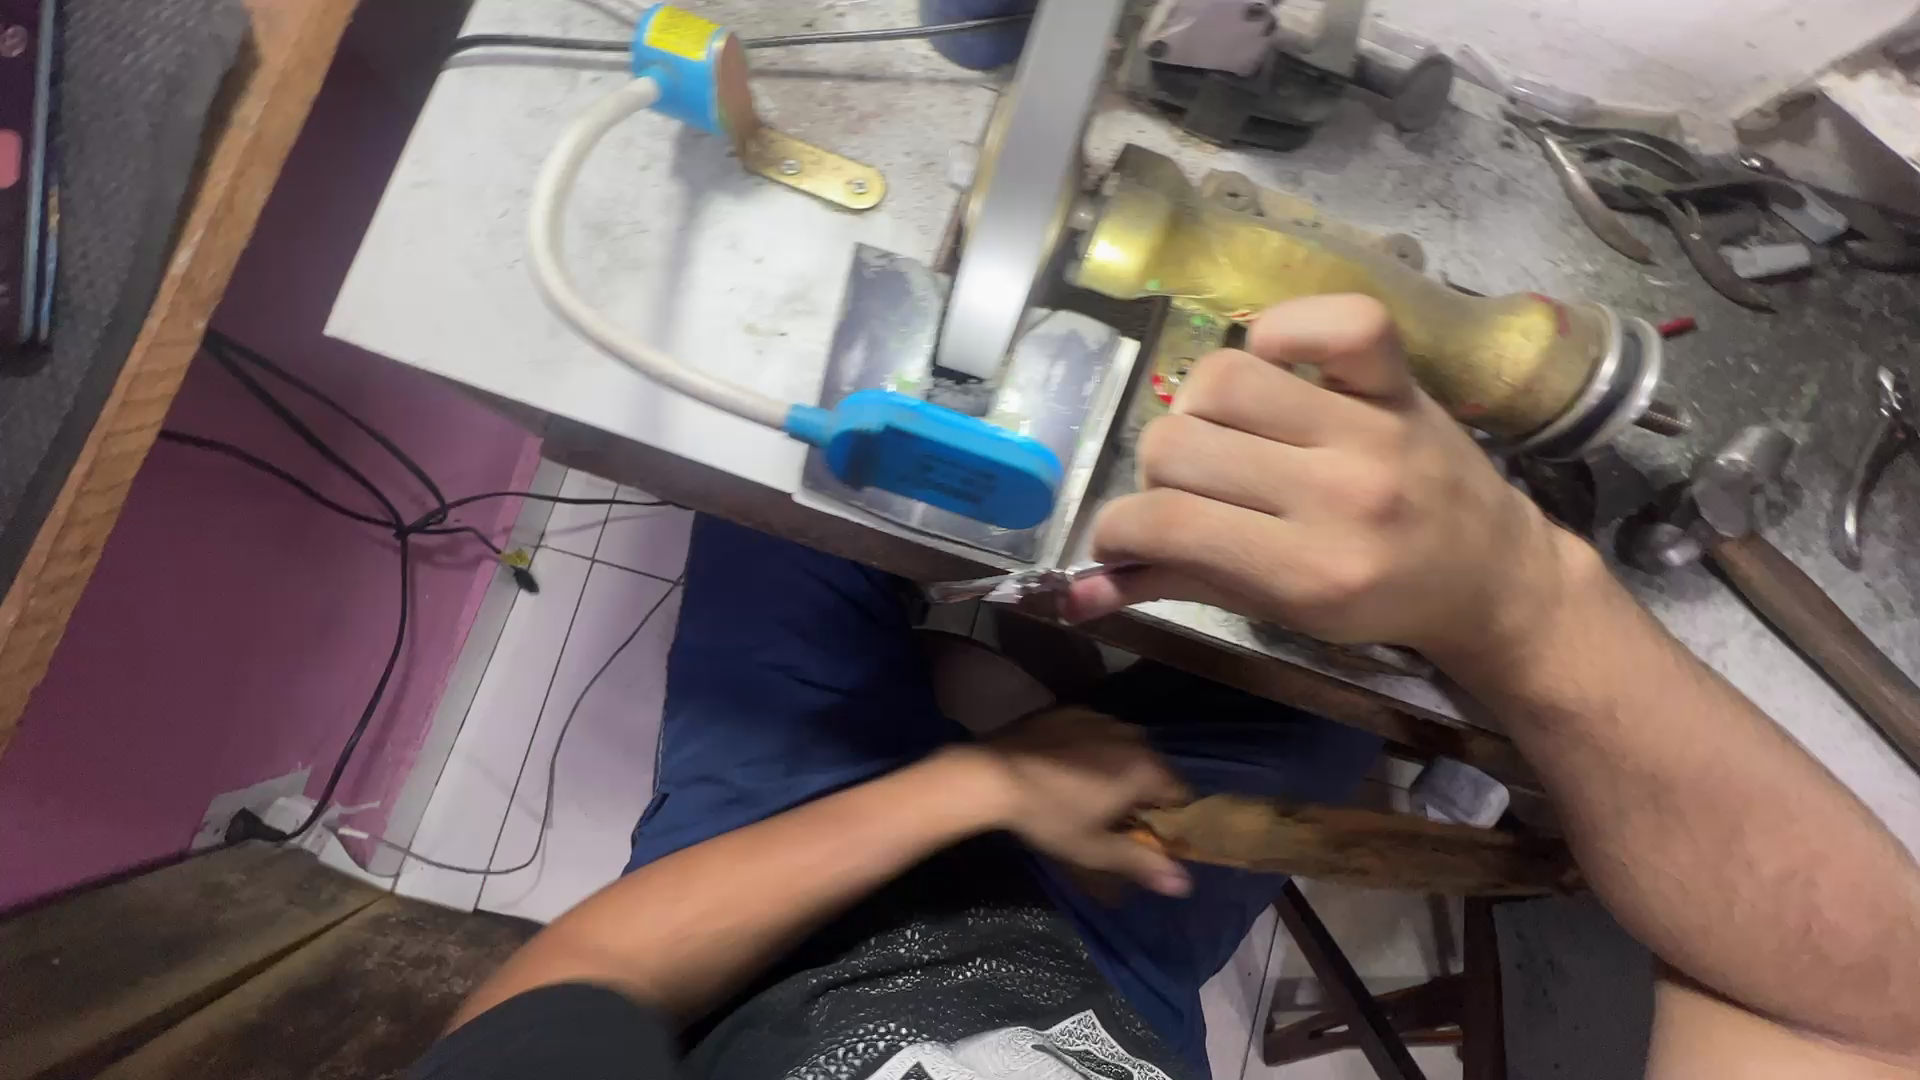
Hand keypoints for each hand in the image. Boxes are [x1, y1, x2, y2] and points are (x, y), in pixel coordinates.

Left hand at [977, 707, 1193, 896]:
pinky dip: (1092, 747)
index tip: (1149, 834)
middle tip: (1117, 817)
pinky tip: (1067, 765)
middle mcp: (1130, 735)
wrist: (993, 773)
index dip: (1170, 817)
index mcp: (1145, 768)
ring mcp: (1098, 717)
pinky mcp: (1070, 709)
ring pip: (1124, 746)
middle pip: (1153, 767)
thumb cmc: (1049, 815)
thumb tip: (1184, 884)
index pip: (1181, 794)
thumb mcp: (1095, 849)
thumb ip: (1142, 862)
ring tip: (1090, 790)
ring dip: (1118, 765)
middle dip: (1143, 791)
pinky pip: (1095, 731)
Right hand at [1062, 295, 1572, 668]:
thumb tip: (1076, 591)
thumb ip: (1170, 589)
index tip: (1119, 538)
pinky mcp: (1399, 382)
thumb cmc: (1370, 603)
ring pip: (1223, 380)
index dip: (1115, 529)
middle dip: (1156, 477)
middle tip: (1185, 496)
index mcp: (1307, 571)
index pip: (1168, 524)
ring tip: (1221, 436)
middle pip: (1179, 446)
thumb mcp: (1272, 611)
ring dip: (1196, 411)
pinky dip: (1283, 330)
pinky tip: (1273, 365)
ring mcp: (1371, 428)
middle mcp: (1338, 493)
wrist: (1490, 576)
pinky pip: (1333, 322)